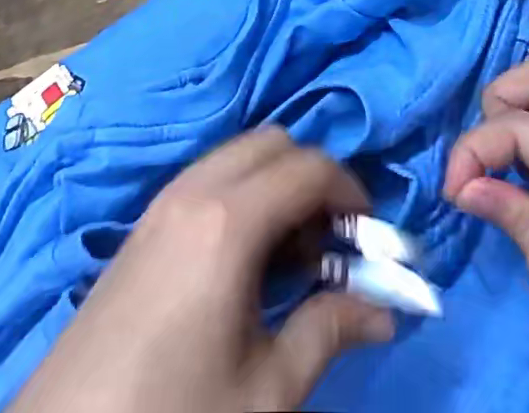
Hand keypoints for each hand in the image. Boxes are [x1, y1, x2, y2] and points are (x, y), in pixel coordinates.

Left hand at [10, 127, 393, 412]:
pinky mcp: (144, 220)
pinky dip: (242, 193)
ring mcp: (162, 199)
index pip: (308, 167)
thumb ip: (329, 331)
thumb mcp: (267, 388)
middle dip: (314, 178)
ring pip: (238, 155)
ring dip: (277, 183)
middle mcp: (194, 189)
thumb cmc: (177, 410)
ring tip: (293, 254)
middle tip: (333, 241)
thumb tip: (384, 311)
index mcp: (229, 220)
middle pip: (273, 143)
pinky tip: (247, 258)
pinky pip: (207, 178)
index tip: (370, 238)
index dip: (352, 192)